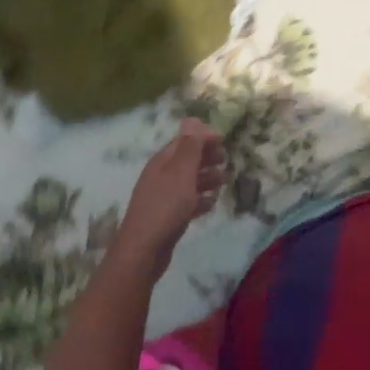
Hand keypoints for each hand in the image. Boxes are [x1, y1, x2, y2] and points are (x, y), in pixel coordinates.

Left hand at [117, 118, 226, 272]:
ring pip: (188, 181)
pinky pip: (187, 202)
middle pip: (187, 159)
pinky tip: (211, 204)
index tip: (224, 141)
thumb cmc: (165, 207)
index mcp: (162, 161)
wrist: (144, 251)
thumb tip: (192, 118)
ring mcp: (163, 197)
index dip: (203, 137)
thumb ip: (189, 147)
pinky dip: (200, 200)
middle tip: (226, 161)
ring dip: (206, 178)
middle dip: (206, 157)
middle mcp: (161, 175)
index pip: (184, 140)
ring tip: (223, 182)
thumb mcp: (181, 173)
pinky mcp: (168, 217)